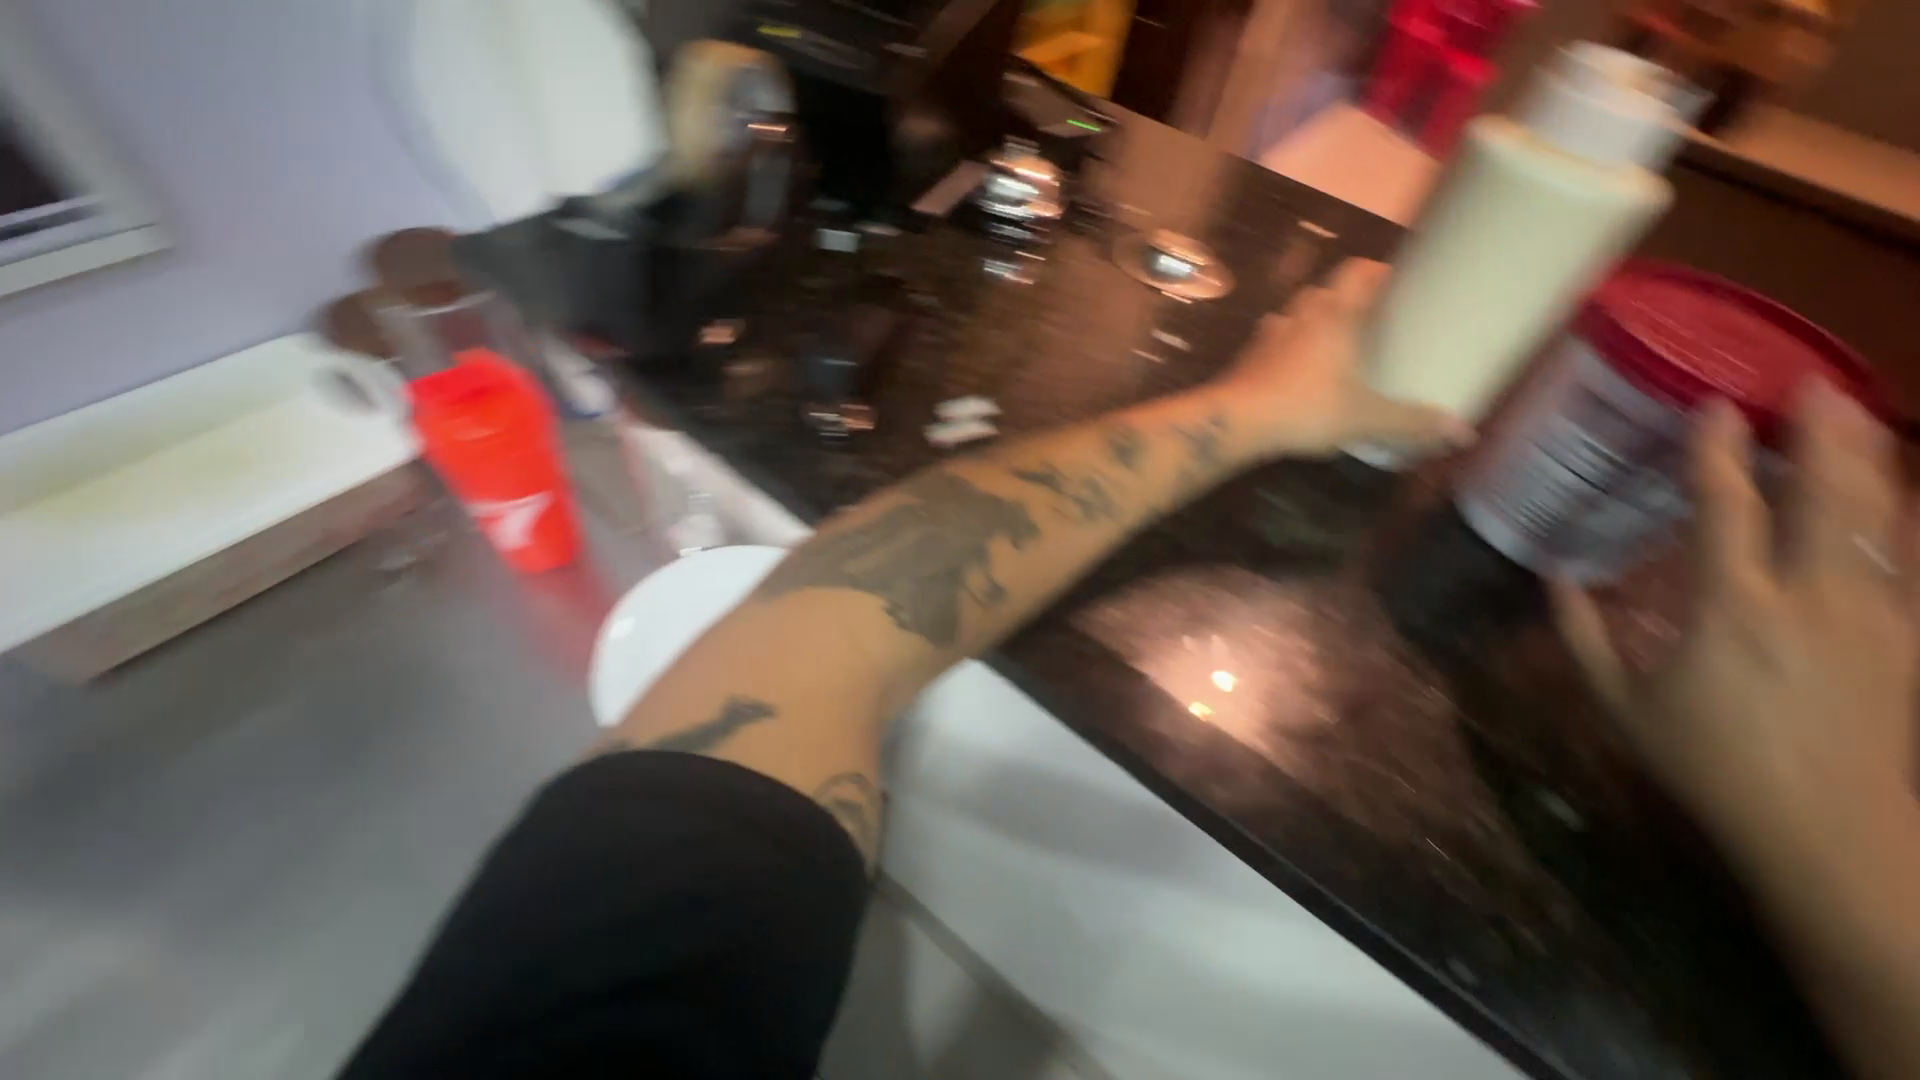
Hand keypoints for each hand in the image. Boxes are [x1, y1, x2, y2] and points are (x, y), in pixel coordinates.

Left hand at [1210, 257, 1474, 458]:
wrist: (1235, 421)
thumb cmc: (1305, 409)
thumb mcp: (1365, 418)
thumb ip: (1411, 422)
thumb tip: (1464, 432)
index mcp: (1334, 314)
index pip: (1356, 271)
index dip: (1376, 271)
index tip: (1393, 283)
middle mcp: (1299, 315)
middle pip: (1324, 290)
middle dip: (1345, 300)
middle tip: (1368, 320)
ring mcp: (1267, 335)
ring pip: (1294, 316)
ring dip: (1311, 324)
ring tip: (1332, 347)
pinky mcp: (1245, 358)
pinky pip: (1271, 344)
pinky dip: (1285, 351)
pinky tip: (1294, 374)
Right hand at [1552, 383, 1919, 870]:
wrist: (1827, 828)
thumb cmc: (1705, 762)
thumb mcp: (1618, 701)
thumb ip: (1583, 633)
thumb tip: (1554, 575)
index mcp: (1732, 611)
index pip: (1727, 510)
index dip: (1718, 454)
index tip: (1713, 408)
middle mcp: (1811, 599)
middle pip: (1827, 495)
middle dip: (1821, 432)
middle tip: (1809, 382)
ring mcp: (1873, 614)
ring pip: (1876, 517)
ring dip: (1865, 458)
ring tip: (1854, 412)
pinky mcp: (1905, 636)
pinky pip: (1898, 554)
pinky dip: (1888, 512)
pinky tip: (1879, 492)